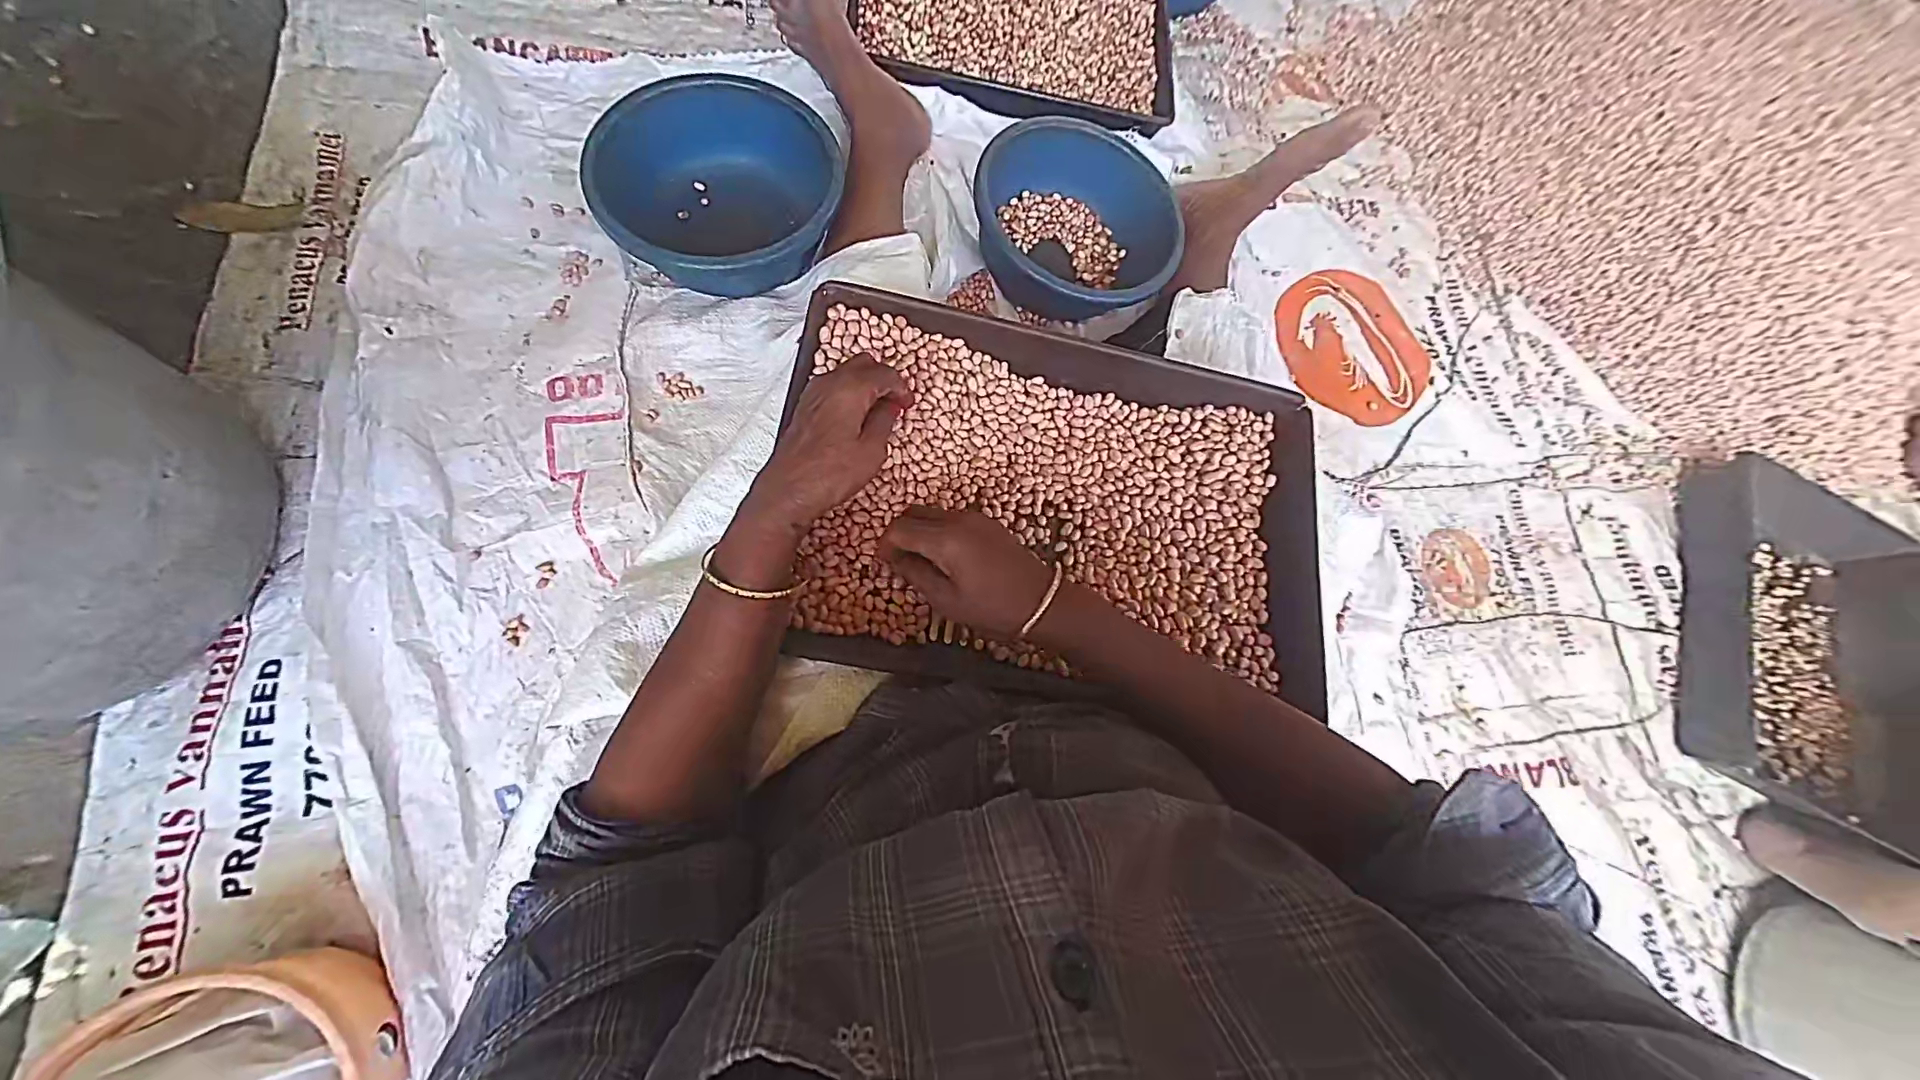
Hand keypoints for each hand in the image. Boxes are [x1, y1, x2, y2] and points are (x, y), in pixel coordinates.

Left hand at [749, 356, 911, 528]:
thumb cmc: (827, 474)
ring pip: (846, 374)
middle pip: (863, 364)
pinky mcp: (804, 408)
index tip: (907, 402)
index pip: (884, 373)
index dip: (901, 387)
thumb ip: (885, 421)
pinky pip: (833, 389)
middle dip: (883, 380)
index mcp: (849, 388)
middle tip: (896, 403)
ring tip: (878, 413)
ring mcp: (813, 394)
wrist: (788, 491)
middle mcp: (828, 383)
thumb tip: (890, 407)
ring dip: (865, 387)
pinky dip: (849, 396)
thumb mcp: (872, 450)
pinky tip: (857, 419)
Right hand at [878, 507, 1056, 638]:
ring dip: (918, 531)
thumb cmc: (992, 608)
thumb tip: (895, 559)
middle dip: (899, 533)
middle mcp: (958, 520)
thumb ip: (915, 574)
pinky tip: (942, 557)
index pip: (899, 528)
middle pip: (913, 513)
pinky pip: (951, 518)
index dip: (885, 544)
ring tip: (919, 562)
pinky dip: (937, 531)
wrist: (1041, 603)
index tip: (883, 562)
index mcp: (945, 539)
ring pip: (932, 513)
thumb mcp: (946, 600)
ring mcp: (975, 518)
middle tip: (896, 560)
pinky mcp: (987, 523)